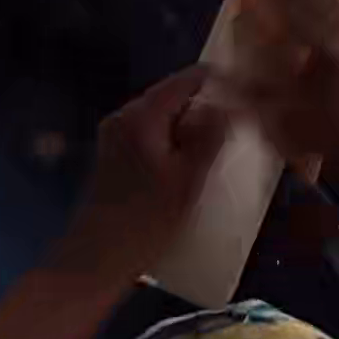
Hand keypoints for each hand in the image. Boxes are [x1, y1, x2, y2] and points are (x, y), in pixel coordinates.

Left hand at [52, 65, 231, 282]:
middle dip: (202, 101)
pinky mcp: (112, 152)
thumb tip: (226, 103)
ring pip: (160, 113)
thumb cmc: (146, 220)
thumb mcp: (188, 178)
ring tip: (217, 137)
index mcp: (142, 115)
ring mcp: (114, 133)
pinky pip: (149, 130)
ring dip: (187, 120)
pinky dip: (170, 135)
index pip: (184, 79)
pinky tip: (187, 157)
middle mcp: (124, 115)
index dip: (215, 79)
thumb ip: (209, 136)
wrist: (95, 259)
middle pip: (170, 94)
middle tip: (235, 116)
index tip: (242, 88)